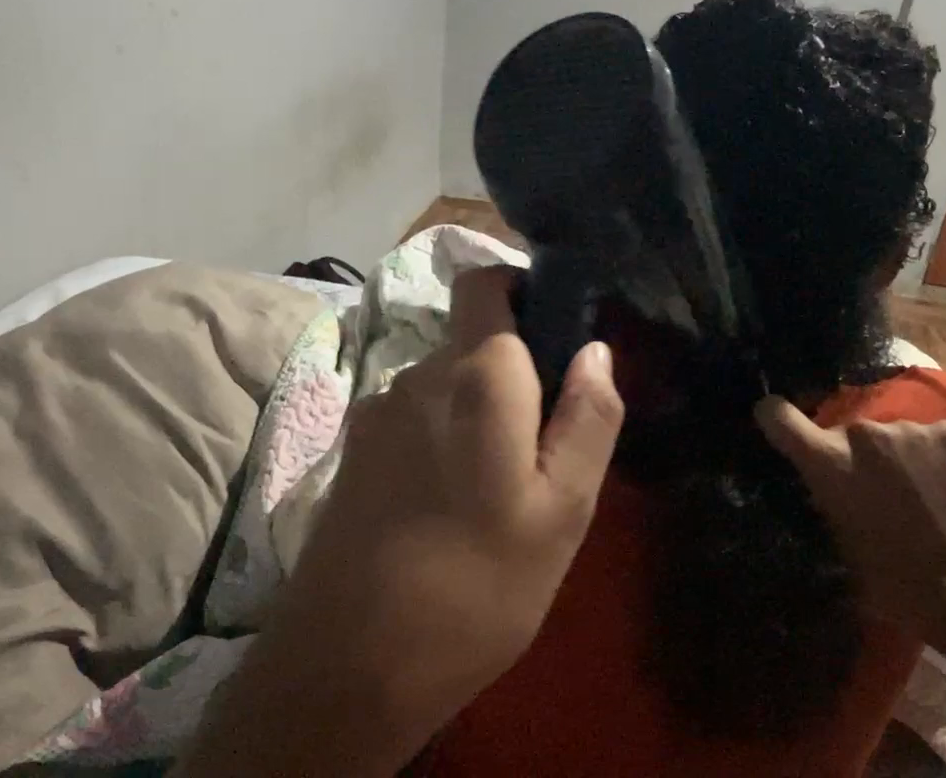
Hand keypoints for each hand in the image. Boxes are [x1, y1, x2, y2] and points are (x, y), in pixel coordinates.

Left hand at [183, 267, 625, 775]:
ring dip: (476, 411)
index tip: (556, 331)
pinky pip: (413, 419)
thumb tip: (596, 350)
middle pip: (469, 340)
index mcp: (474, 375)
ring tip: (499, 484)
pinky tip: (450, 502)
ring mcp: (375, 412)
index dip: (519, 287)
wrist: (349, 663)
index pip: (483, 282)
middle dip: (511, 369)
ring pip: (442, 384)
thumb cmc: (477, 585)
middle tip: (543, 441)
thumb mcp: (563, 512)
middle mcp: (416, 374)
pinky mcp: (351, 451)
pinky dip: (441, 437)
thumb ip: (587, 419)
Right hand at [754, 398, 945, 639]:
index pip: (778, 416)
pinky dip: (937, 458)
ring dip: (901, 458)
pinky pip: (933, 438)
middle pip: (848, 433)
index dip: (776, 418)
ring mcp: (911, 429)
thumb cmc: (895, 582)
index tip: (781, 426)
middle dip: (858, 456)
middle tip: (880, 494)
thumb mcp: (837, 545)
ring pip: (894, 437)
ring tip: (926, 498)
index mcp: (828, 461)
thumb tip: (820, 489)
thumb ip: (825, 501)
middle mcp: (863, 433)